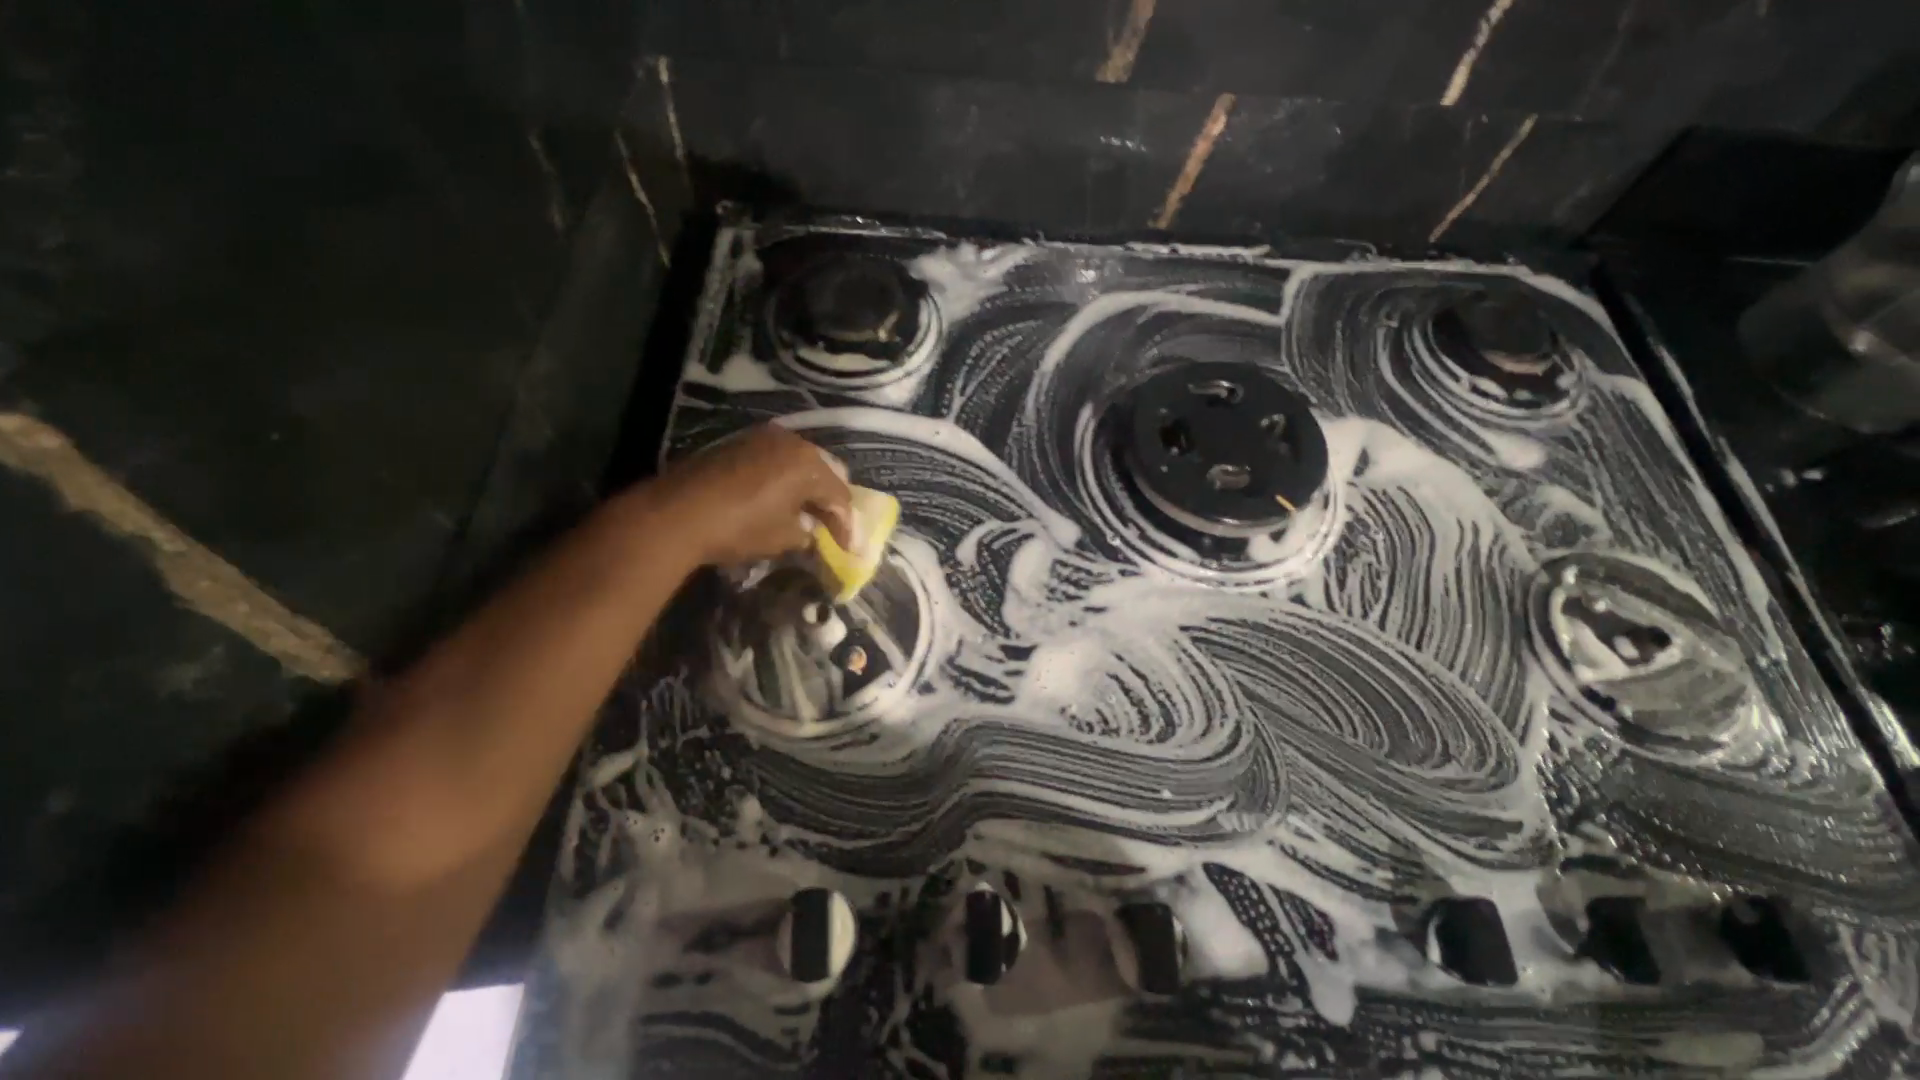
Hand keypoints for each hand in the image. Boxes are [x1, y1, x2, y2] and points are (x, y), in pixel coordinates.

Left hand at [640, 424, 853, 565]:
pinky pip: (775, 460)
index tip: (849, 550)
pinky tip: (779, 499)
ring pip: (798, 462)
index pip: (840, 497)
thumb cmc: (739, 527)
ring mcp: (762, 438)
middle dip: (830, 500)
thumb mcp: (782, 537)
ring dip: (806, 487)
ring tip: (806, 513)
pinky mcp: (738, 443)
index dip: (846, 526)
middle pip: (824, 471)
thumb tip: (810, 530)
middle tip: (832, 526)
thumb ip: (806, 532)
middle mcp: (791, 442)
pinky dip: (783, 479)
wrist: (677, 513)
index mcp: (809, 463)